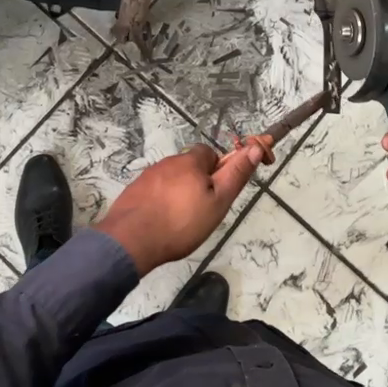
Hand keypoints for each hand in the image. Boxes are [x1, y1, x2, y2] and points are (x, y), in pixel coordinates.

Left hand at [96, 136, 273, 273]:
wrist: (131, 239)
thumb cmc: (181, 222)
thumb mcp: (218, 201)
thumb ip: (236, 174)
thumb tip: (256, 146)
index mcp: (190, 161)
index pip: (210, 153)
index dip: (218, 170)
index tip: (217, 193)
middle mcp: (168, 162)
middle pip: (190, 167)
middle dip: (198, 183)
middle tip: (201, 211)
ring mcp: (147, 176)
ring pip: (172, 180)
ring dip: (179, 193)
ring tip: (180, 221)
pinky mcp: (134, 191)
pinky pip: (154, 192)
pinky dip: (161, 202)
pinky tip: (161, 223)